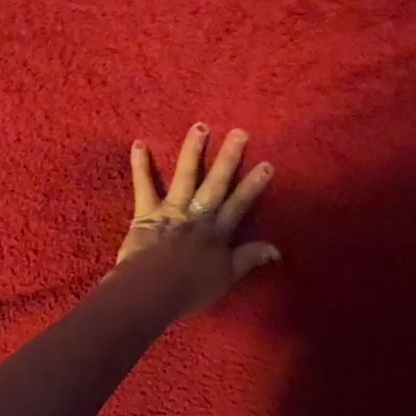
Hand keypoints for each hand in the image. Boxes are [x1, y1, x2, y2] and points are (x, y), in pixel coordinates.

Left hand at [112, 123, 280, 313]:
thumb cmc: (190, 288)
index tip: (267, 164)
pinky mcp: (147, 212)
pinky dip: (140, 165)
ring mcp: (172, 211)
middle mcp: (197, 216)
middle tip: (239, 133)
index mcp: (217, 232)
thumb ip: (249, 259)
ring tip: (200, 126)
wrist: (153, 290)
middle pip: (216, 183)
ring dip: (193, 150)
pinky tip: (139, 143)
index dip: (253, 185)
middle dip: (228, 158)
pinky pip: (144, 186)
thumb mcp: (226, 277)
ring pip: (186, 176)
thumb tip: (276, 250)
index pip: (239, 205)